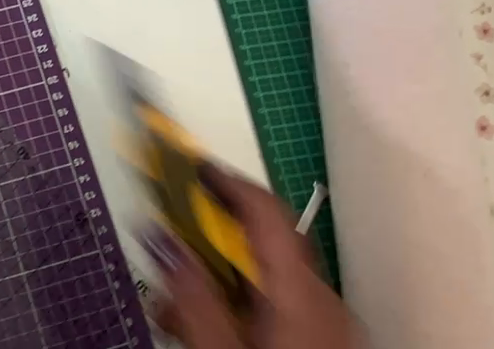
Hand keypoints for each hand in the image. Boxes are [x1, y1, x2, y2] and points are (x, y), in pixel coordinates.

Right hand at [149, 165, 356, 348]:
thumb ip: (189, 295)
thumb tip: (159, 234)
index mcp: (302, 297)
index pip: (265, 211)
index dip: (223, 179)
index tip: (182, 163)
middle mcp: (326, 305)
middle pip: (262, 243)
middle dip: (206, 238)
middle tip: (163, 248)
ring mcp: (334, 332)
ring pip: (267, 278)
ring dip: (218, 276)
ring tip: (177, 310)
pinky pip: (281, 307)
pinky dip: (241, 303)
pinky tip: (211, 331)